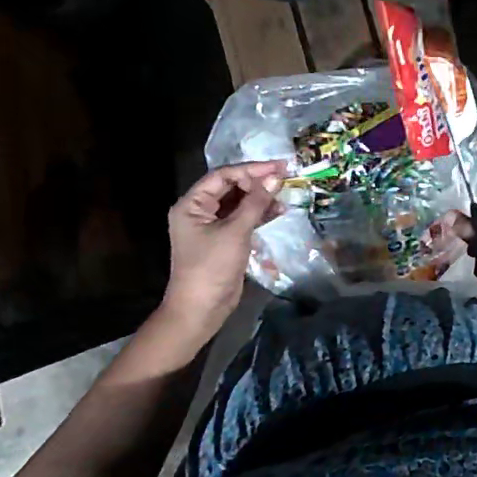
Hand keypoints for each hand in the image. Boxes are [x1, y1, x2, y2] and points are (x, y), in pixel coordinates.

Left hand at [158, 160, 285, 341]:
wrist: (200, 309)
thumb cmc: (211, 267)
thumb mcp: (235, 232)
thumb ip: (255, 203)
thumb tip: (275, 178)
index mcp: (192, 204)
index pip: (223, 176)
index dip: (251, 169)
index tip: (278, 167)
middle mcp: (199, 211)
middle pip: (230, 187)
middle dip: (257, 183)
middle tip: (285, 178)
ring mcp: (211, 227)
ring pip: (238, 203)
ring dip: (260, 199)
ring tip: (284, 195)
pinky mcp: (223, 241)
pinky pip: (242, 220)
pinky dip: (258, 215)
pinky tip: (278, 211)